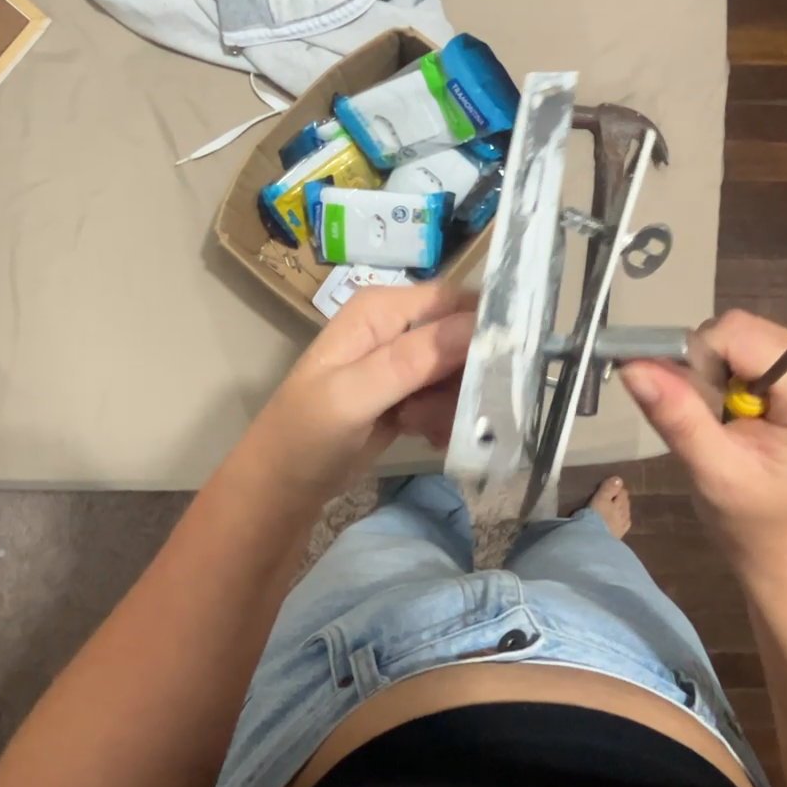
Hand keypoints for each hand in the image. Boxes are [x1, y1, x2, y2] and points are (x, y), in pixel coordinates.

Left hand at [245, 284, 476, 497]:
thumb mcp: (353, 396)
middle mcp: (396, 326)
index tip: (503, 369)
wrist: (283, 485)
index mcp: (381, 309)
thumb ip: (411, 361)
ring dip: (453, 406)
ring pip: (461, 372)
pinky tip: (429, 438)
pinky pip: (449, 397)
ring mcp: (404, 361)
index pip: (453, 301)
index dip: (482, 329)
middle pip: (464, 338)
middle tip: (452, 414)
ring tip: (427, 430)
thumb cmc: (306, 434)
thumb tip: (476, 328)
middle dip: (465, 379)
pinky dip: (446, 419)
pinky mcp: (409, 393)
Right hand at [619, 310, 786, 572]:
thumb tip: (633, 366)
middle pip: (742, 330)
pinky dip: (731, 368)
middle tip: (708, 417)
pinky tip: (738, 404)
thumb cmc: (750, 512)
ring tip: (723, 415)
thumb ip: (678, 416)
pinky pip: (752, 340)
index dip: (698, 359)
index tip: (689, 404)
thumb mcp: (711, 470)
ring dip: (718, 368)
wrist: (781, 532)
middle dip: (709, 367)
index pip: (739, 335)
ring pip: (742, 332)